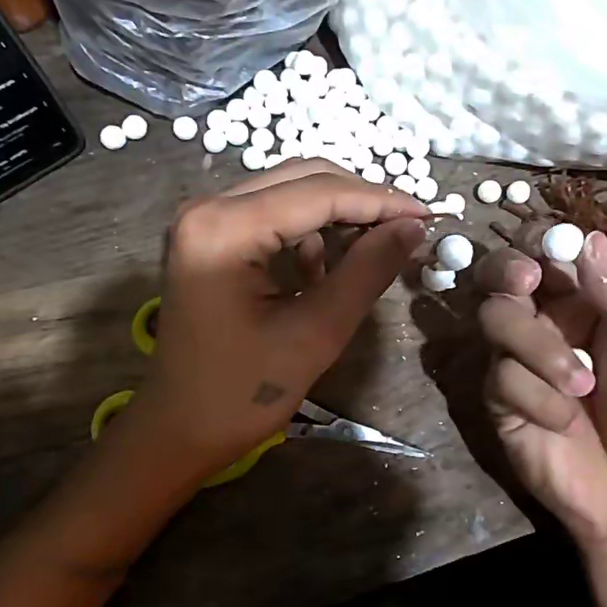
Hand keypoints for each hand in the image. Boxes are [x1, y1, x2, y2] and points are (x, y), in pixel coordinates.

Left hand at [130, 160, 428, 476]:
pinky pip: (269, 214)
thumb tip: (413, 228)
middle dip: (359, 202)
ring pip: (287, 192)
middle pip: (301, 179)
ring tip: (373, 250)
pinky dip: (305, 231)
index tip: (428, 216)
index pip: (317, 193)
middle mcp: (207, 208)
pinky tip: (325, 268)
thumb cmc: (242, 393)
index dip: (379, 201)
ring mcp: (203, 220)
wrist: (178, 428)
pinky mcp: (207, 237)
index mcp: (223, 228)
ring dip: (334, 215)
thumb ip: (366, 271)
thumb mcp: (315, 332)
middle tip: (407, 229)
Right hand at [476, 227, 606, 548]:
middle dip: (507, 271)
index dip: (538, 239)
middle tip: (525, 282)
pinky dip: (536, 398)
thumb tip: (586, 238)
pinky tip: (564, 423)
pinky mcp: (498, 396)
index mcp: (589, 300)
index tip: (543, 247)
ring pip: (496, 318)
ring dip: (536, 347)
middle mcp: (546, 320)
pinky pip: (501, 376)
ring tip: (578, 387)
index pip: (549, 250)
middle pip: (502, 274)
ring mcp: (518, 358)